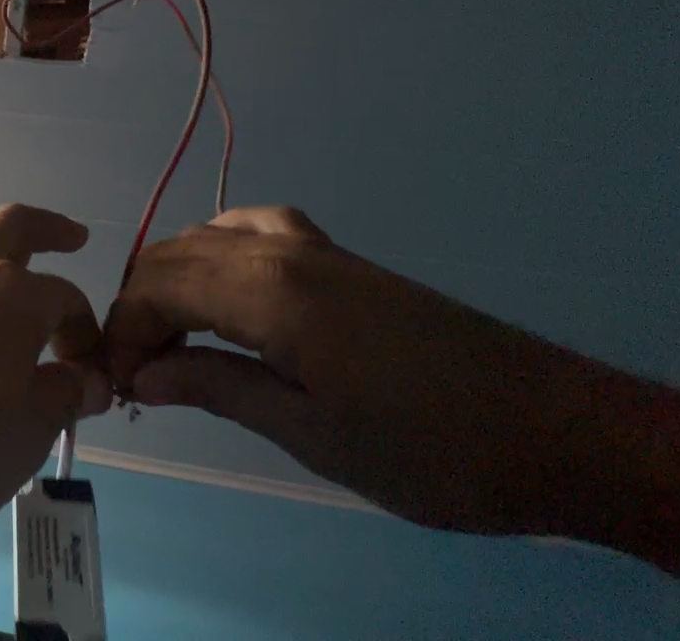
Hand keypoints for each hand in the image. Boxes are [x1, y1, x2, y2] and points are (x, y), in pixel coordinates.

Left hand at [0, 204, 112, 531]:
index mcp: (15, 297)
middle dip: (47, 227)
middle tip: (72, 236)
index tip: (88, 374)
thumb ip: (62, 398)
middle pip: (12, 227)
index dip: (85, 331)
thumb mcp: (25, 434)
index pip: (66, 299)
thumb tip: (86, 378)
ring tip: (1, 260)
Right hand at [102, 206, 616, 533]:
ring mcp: (312, 247)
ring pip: (204, 238)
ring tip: (173, 340)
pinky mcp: (339, 257)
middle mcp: (279, 252)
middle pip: (170, 257)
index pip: (155, 290)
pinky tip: (223, 288)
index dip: (121, 334)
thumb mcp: (310, 433)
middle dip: (136, 309)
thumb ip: (216, 388)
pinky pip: (252, 230)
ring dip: (170, 282)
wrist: (562, 431)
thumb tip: (143, 376)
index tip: (117, 386)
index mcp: (267, 293)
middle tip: (138, 372)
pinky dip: (214, 253)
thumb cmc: (430, 449)